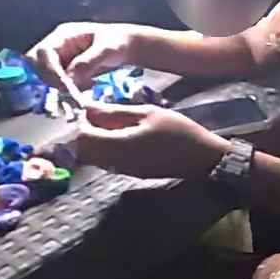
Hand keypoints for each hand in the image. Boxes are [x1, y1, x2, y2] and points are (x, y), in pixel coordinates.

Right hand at [28, 22, 139, 89]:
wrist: (128, 47)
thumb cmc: (118, 43)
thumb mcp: (107, 50)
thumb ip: (88, 62)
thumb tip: (69, 78)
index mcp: (63, 35)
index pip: (43, 51)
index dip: (49, 69)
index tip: (63, 84)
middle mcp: (57, 46)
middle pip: (37, 64)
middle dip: (50, 79)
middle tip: (69, 92)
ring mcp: (61, 59)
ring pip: (46, 75)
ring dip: (60, 86)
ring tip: (83, 89)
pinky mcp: (67, 71)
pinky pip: (59, 83)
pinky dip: (69, 89)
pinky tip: (87, 87)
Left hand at [74, 103, 229, 179]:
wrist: (203, 159)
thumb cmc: (179, 132)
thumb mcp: (148, 113)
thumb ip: (114, 112)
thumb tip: (86, 107)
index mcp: (117, 146)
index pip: (80, 137)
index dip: (76, 122)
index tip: (83, 107)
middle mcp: (114, 162)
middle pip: (81, 151)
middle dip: (81, 132)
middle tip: (92, 113)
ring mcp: (122, 170)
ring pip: (92, 157)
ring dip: (91, 140)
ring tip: (105, 121)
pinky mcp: (130, 172)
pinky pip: (106, 160)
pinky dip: (103, 147)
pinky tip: (117, 133)